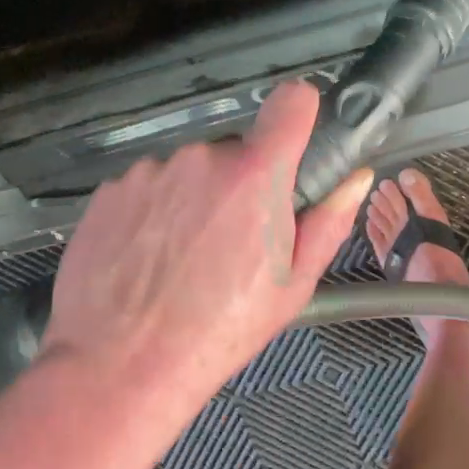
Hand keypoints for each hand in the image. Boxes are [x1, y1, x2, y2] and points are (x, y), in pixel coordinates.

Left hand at [39, 81, 371, 407]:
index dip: (299, 114)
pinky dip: (158, 210)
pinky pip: (152, 184)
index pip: (292, 102)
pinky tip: (156, 257)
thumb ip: (329, 221)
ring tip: (190, 256)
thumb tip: (355, 180)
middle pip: (239, 148)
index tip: (296, 135)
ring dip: (198, 196)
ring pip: (192, 168)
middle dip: (244, 181)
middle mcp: (202, 159)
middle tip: (238, 238)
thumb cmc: (214, 332)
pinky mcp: (113, 189)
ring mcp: (152, 171)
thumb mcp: (292, 285)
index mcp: (256, 177)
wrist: (119, 366)